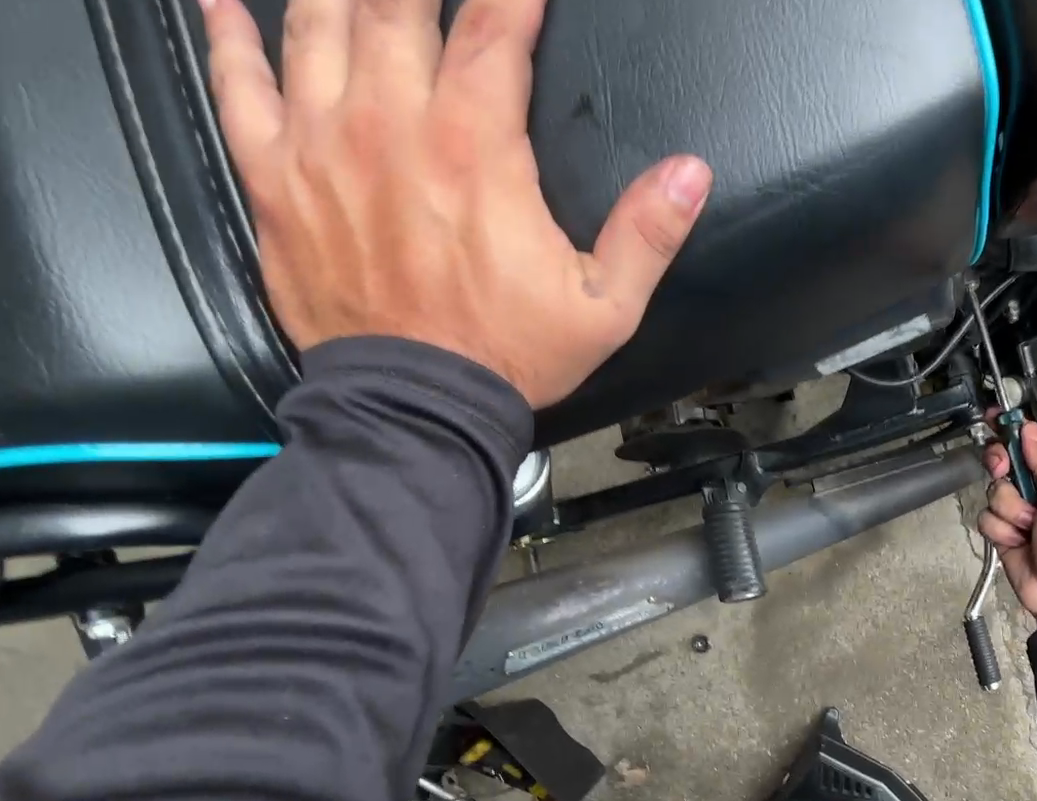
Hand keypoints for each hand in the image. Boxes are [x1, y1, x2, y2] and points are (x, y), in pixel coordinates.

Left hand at [200, 0, 711, 407]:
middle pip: (394, 7)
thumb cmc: (516, 352)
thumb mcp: (608, 305)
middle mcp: (390, 127)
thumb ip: (648, 233)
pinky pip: (237, 85)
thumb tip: (691, 171)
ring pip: (317, 24)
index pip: (492, 34)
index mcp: (476, 152)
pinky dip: (228, 37)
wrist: (420, 405)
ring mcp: (321, 146)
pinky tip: (225, 5)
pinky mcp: (275, 179)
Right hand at [977, 424, 1036, 624]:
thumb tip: (1029, 431)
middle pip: (1008, 461)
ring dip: (1009, 510)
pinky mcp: (1006, 531)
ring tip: (1029, 527)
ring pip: (995, 490)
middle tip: (1003, 472)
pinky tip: (1018, 542)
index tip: (996, 418)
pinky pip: (987, 517)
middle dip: (1003, 468)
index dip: (1016, 428)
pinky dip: (1000, 530)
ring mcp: (1024, 511)